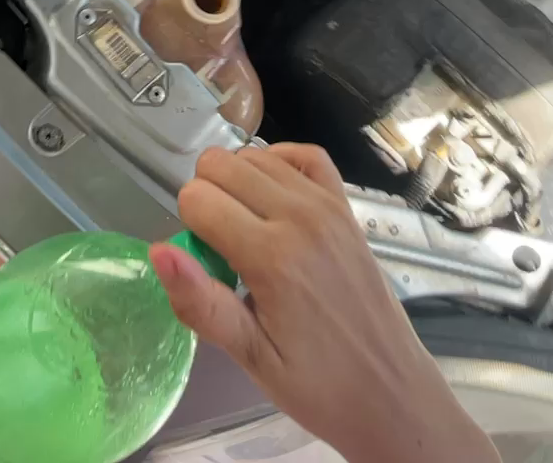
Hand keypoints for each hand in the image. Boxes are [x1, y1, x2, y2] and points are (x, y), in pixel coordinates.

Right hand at [149, 144, 498, 462]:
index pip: (196, 198)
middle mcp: (299, 217)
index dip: (190, 229)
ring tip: (247, 229)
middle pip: (218, 164)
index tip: (209, 264)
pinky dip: (279, 163)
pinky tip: (272, 196)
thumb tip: (159, 252)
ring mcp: (327, 206)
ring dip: (236, 183)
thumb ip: (200, 303)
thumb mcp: (250, 357)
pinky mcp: (346, 206)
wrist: (393, 397)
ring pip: (252, 155)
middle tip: (223, 248)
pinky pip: (303, 155)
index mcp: (271, 256)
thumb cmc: (316, 384)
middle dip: (206, 199)